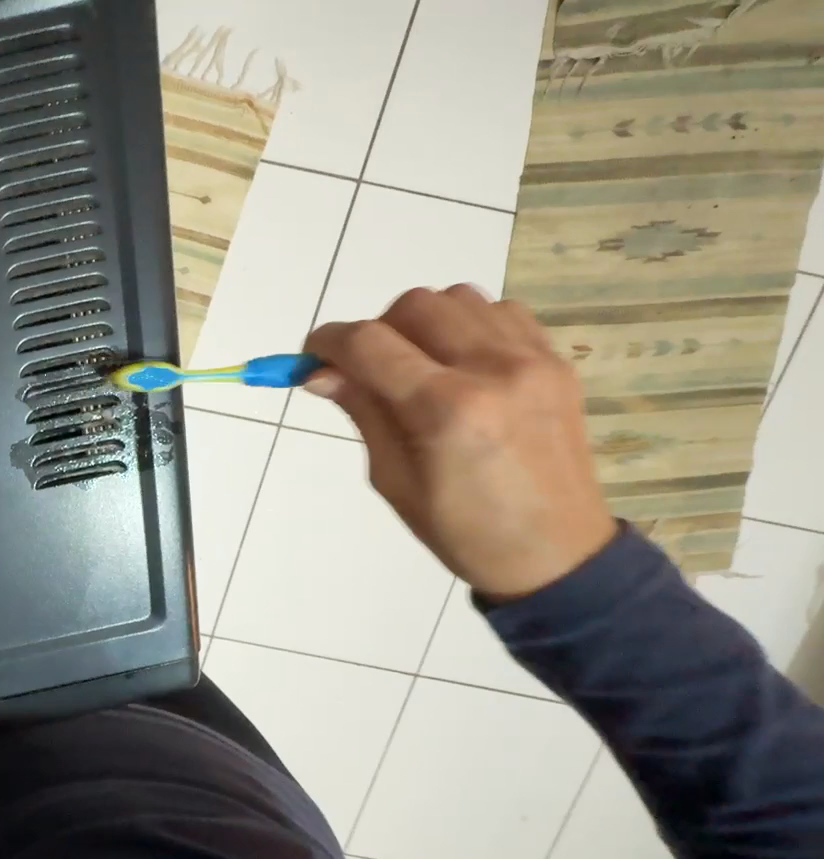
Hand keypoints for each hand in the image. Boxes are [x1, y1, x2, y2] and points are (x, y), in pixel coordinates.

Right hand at [302, 285, 616, 600]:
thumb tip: (321, 374)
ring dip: (421, 322)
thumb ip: (362, 412)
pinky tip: (456, 363)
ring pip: (457, 299)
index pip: (368, 344)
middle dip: (374, 331)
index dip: (327, 343)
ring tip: (413, 364)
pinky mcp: (556, 361)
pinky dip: (465, 324)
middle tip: (364, 371)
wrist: (554, 550)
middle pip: (413, 306)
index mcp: (445, 409)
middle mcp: (492, 370)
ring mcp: (532, 360)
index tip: (310, 359)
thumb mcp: (391, 477)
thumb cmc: (457, 528)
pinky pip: (500, 312)